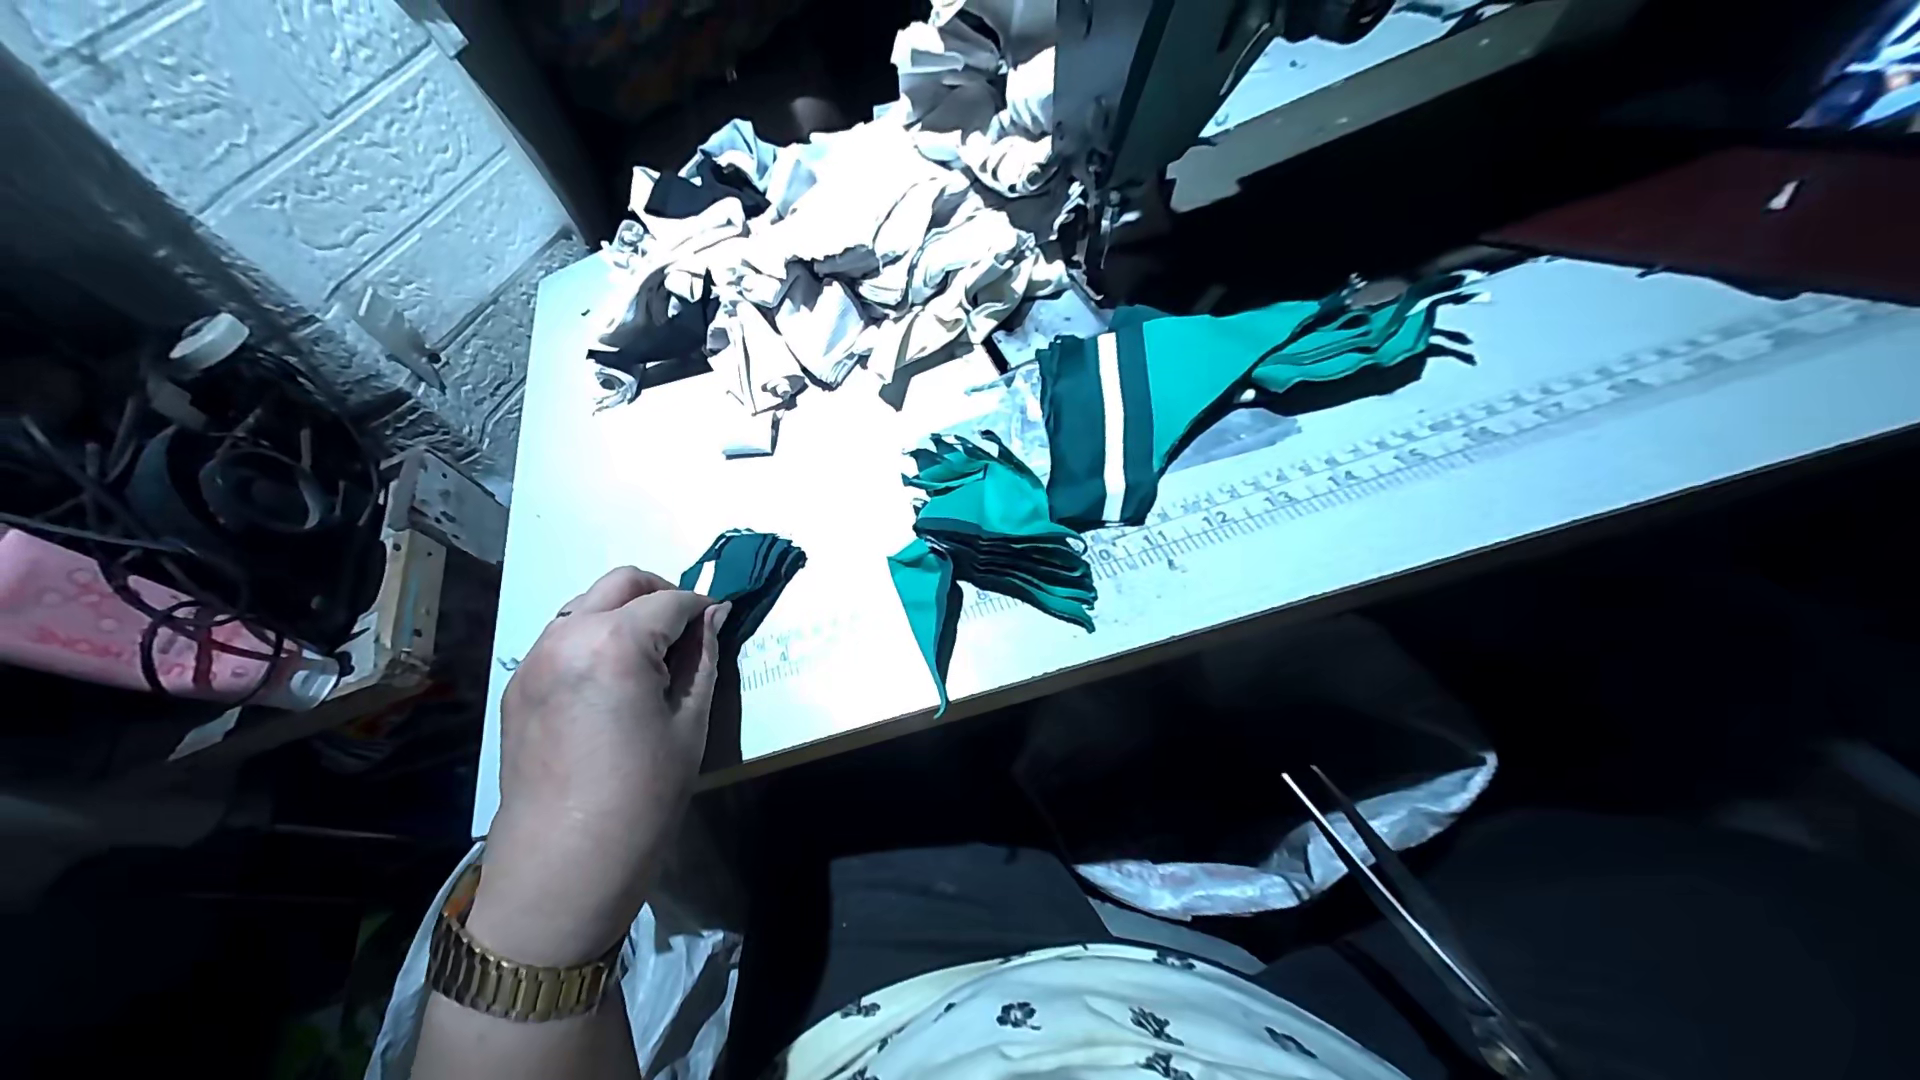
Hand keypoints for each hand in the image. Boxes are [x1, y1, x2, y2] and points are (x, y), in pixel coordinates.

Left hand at [470, 567, 728, 965]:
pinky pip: (564, 636)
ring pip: (588, 603)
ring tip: (651, 655)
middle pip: (622, 582)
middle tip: (687, 631)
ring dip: (626, 612)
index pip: (671, 600)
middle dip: (662, 593)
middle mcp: (566, 637)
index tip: (719, 624)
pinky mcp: (519, 684)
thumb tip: (714, 616)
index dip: (703, 608)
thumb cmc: (643, 794)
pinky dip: (596, 635)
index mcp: (615, 643)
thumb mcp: (689, 722)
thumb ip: (703, 657)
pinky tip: (614, 678)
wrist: (563, 864)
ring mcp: (534, 659)